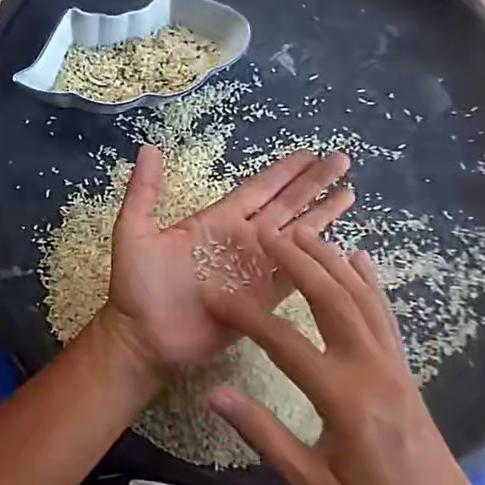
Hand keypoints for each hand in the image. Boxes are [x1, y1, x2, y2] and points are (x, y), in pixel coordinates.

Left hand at [100, 145, 352, 374]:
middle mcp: (241, 241)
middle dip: (313, 182)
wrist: (143, 337)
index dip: (283, 171)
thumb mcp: (134, 231)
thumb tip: (149, 147)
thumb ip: (145, 191)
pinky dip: (317, 261)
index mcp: (216, 221)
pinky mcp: (262, 302)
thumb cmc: (137, 285)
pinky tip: (340, 245)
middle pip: (286, 204)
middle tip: (342, 159)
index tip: (309, 153)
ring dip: (323, 214)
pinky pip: (296, 276)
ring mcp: (254, 271)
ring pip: (298, 236)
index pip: (258, 188)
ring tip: (350, 192)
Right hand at [203, 227, 484, 484]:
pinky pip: (385, 316)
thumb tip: (214, 393)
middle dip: (297, 262)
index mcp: (344, 399)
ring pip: (361, 299)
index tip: (213, 296)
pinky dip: (369, 283)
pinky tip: (359, 259)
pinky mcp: (406, 372)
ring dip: (331, 262)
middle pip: (331, 300)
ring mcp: (394, 367)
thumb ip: (263, 433)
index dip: (244, 316)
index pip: (283, 343)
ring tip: (303, 232)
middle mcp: (372, 370)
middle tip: (267, 233)